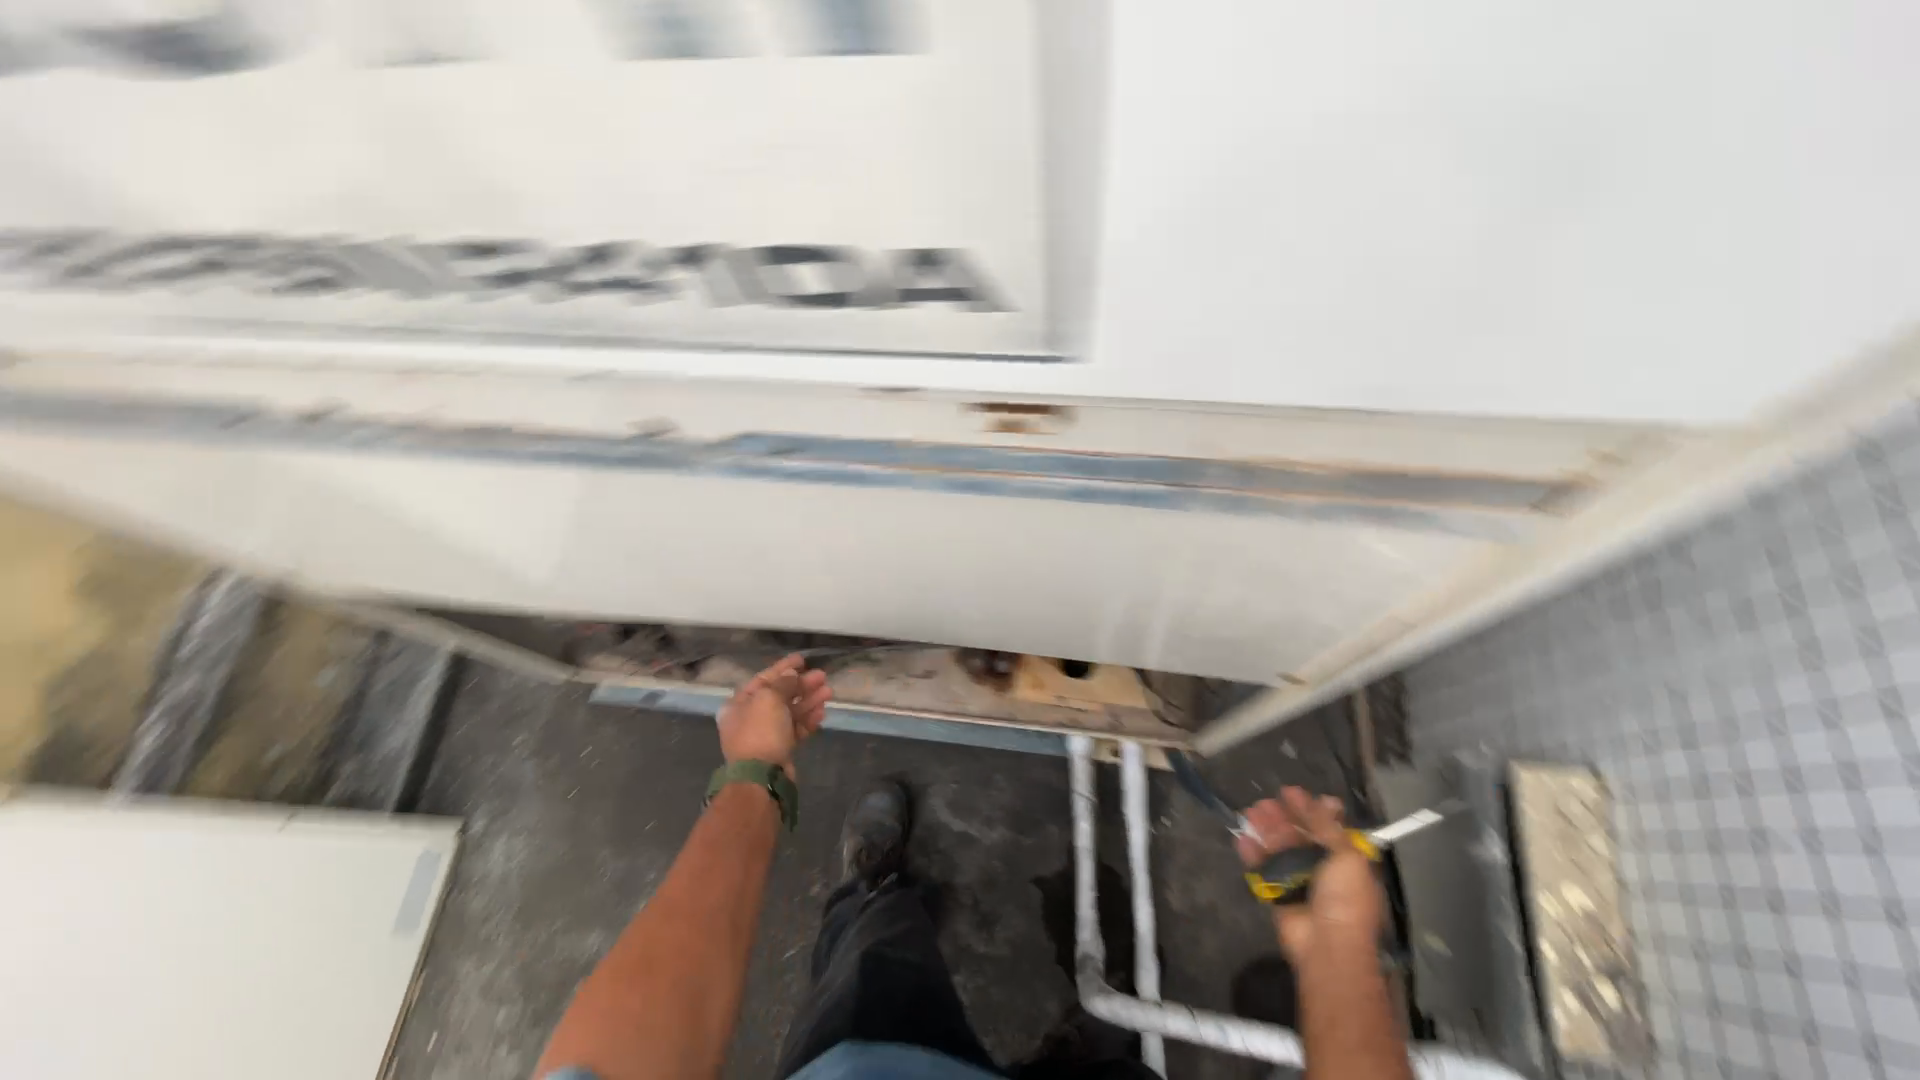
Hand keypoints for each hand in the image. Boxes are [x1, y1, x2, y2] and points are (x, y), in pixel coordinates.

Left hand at [716, 654, 830, 779]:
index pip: (763, 678)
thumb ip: (782, 682)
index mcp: (739, 703)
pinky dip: (808, 720)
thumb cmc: (760, 731)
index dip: (783, 667)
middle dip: (802, 685)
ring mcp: (765, 735)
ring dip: (809, 701)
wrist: (762, 776)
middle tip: (822, 676)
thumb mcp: (769, 698)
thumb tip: (792, 674)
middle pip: (780, 695)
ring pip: (790, 712)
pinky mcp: (780, 749)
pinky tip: (822, 712)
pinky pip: (795, 729)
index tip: (803, 659)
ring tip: (829, 692)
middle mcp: (750, 717)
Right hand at [1235, 787, 1383, 960]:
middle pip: (1299, 837)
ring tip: (1250, 812)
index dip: (1309, 809)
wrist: (1327, 943)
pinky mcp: (1277, 894)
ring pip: (1278, 850)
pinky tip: (1242, 838)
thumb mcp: (1347, 856)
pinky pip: (1262, 869)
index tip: (1290, 792)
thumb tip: (1326, 800)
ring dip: (1265, 830)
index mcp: (1344, 860)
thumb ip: (1330, 828)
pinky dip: (1252, 854)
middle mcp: (1322, 869)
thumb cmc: (1345, 897)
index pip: (1325, 828)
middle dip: (1282, 817)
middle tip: (1265, 801)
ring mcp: (1298, 881)